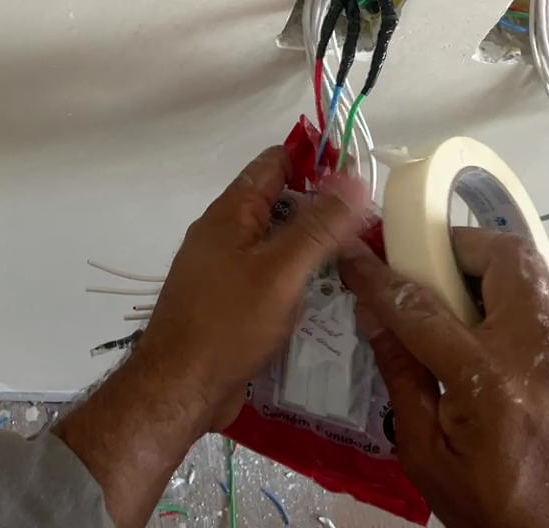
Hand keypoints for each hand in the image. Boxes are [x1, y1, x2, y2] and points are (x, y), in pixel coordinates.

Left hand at [135, 144, 368, 427]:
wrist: (180, 388)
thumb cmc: (228, 323)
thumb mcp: (281, 270)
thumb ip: (317, 225)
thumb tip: (353, 178)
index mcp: (231, 212)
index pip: (274, 163)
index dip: (314, 161)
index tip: (358, 172)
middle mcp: (224, 231)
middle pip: (276, 200)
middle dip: (318, 204)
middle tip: (369, 220)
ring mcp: (224, 265)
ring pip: (274, 239)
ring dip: (309, 241)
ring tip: (357, 253)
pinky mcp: (229, 298)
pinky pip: (268, 271)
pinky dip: (295, 272)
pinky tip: (323, 290)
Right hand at [338, 228, 548, 527]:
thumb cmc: (498, 513)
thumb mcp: (426, 455)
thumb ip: (401, 376)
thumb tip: (374, 316)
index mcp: (488, 382)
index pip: (418, 307)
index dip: (377, 276)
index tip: (354, 255)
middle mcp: (537, 356)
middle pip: (504, 256)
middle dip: (459, 244)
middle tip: (427, 263)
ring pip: (532, 276)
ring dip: (486, 270)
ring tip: (452, 301)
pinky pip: (543, 309)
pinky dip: (507, 303)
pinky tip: (484, 338)